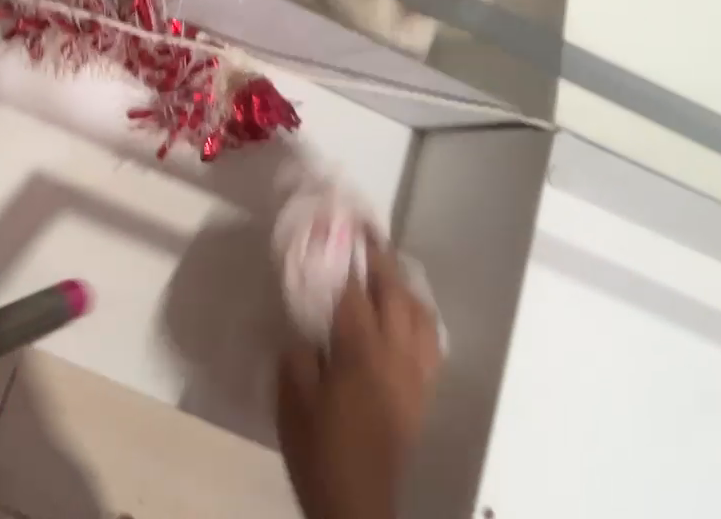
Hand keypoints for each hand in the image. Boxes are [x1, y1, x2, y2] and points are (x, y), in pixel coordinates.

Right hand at [276, 243, 442, 518]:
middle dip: (380, 259)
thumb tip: (308, 319)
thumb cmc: (316, 443)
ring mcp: (415, 374)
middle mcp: (396, 356)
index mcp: (360, 352)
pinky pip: (429, 340)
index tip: (334, 227)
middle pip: (395, 294)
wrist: (355, 498)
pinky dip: (417, 314)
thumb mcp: (291, 391)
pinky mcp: (422, 392)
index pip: (354, 290)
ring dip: (403, 284)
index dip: (344, 256)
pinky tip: (402, 311)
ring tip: (384, 266)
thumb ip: (301, 347)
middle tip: (363, 233)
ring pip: (421, 315)